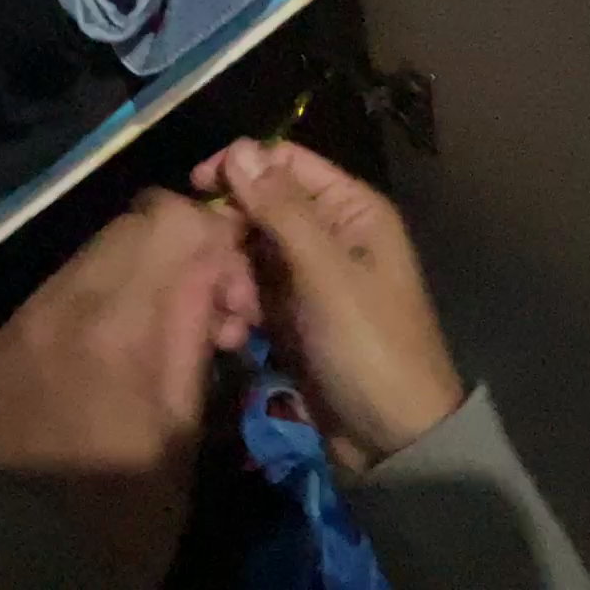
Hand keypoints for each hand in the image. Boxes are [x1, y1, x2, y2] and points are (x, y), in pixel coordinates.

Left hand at [0, 189, 255, 587]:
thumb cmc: (126, 518)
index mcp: (116, 329)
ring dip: (138, 273)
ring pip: (93, 252)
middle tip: (206, 307)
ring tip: (157, 328)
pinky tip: (109, 346)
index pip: (168, 218)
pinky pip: (57, 291)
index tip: (230, 283)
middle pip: (130, 223)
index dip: (210, 233)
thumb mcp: (184, 426)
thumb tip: (213, 261)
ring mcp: (14, 324)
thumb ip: (195, 325)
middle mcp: (55, 307)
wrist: (22, 587)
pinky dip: (95, 300)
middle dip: (179, 249)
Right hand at [194, 139, 465, 470]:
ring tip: (237, 314)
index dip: (241, 167)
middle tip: (215, 271)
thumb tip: (240, 147)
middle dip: (232, 235)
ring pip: (250, 251)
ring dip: (233, 277)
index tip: (196, 185)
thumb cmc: (369, 344)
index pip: (286, 163)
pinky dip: (240, 306)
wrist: (393, 442)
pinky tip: (236, 334)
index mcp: (350, 209)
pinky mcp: (293, 312)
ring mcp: (309, 274)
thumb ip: (281, 209)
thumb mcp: (325, 272)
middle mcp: (330, 232)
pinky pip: (253, 290)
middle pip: (261, 207)